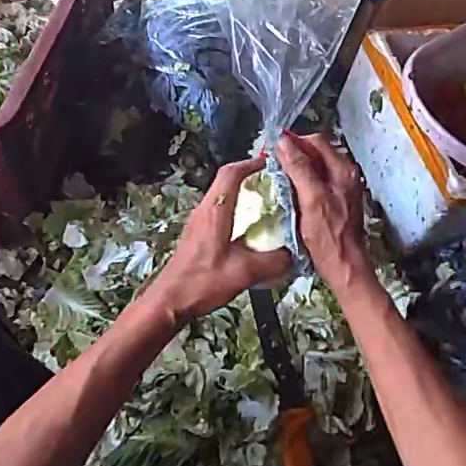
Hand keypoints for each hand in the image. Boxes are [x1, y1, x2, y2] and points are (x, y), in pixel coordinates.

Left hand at [145, 155, 292, 321]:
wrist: (169, 301)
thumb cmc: (203, 282)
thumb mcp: (244, 272)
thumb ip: (274, 261)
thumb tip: (295, 253)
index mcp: (215, 211)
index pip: (232, 173)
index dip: (252, 163)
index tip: (273, 164)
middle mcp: (205, 210)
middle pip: (227, 180)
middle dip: (251, 176)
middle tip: (275, 182)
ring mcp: (199, 221)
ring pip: (223, 195)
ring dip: (244, 193)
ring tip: (268, 201)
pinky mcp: (198, 234)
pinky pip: (220, 211)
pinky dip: (238, 209)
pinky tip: (251, 226)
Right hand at [275, 133, 369, 285]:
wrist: (343, 265)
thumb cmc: (328, 236)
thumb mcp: (311, 198)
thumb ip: (299, 168)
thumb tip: (283, 143)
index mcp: (342, 170)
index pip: (316, 141)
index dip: (294, 141)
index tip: (273, 148)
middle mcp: (344, 175)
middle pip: (315, 152)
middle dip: (293, 153)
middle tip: (271, 161)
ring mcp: (339, 187)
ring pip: (314, 167)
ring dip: (295, 167)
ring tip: (276, 174)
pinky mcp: (333, 200)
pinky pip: (315, 181)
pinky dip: (300, 181)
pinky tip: (287, 190)